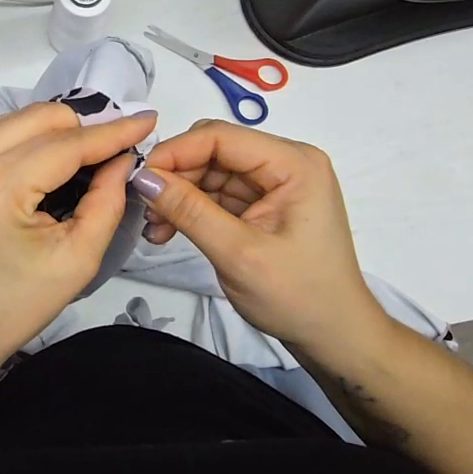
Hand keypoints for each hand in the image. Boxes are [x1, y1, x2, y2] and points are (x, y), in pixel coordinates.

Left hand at [0, 103, 154, 397]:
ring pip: (18, 120)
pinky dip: (30, 141)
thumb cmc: (15, 306)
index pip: (64, 145)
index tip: (148, 121)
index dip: (111, 132)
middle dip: (84, 127)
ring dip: (57, 132)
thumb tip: (123, 157)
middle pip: (40, 118)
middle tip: (117, 148)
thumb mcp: (77, 259)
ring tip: (88, 158)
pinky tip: (50, 167)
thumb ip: (107, 201)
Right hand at [135, 121, 392, 358]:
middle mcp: (284, 163)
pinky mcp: (261, 204)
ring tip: (154, 229)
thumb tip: (141, 177)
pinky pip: (215, 193)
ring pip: (208, 172)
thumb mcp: (238, 254)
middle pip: (212, 151)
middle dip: (175, 176)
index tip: (138, 180)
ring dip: (177, 196)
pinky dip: (190, 209)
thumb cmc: (297, 296)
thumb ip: (189, 210)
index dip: (175, 152)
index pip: (220, 136)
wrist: (333, 337)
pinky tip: (167, 231)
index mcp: (293, 164)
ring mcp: (273, 184)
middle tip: (145, 210)